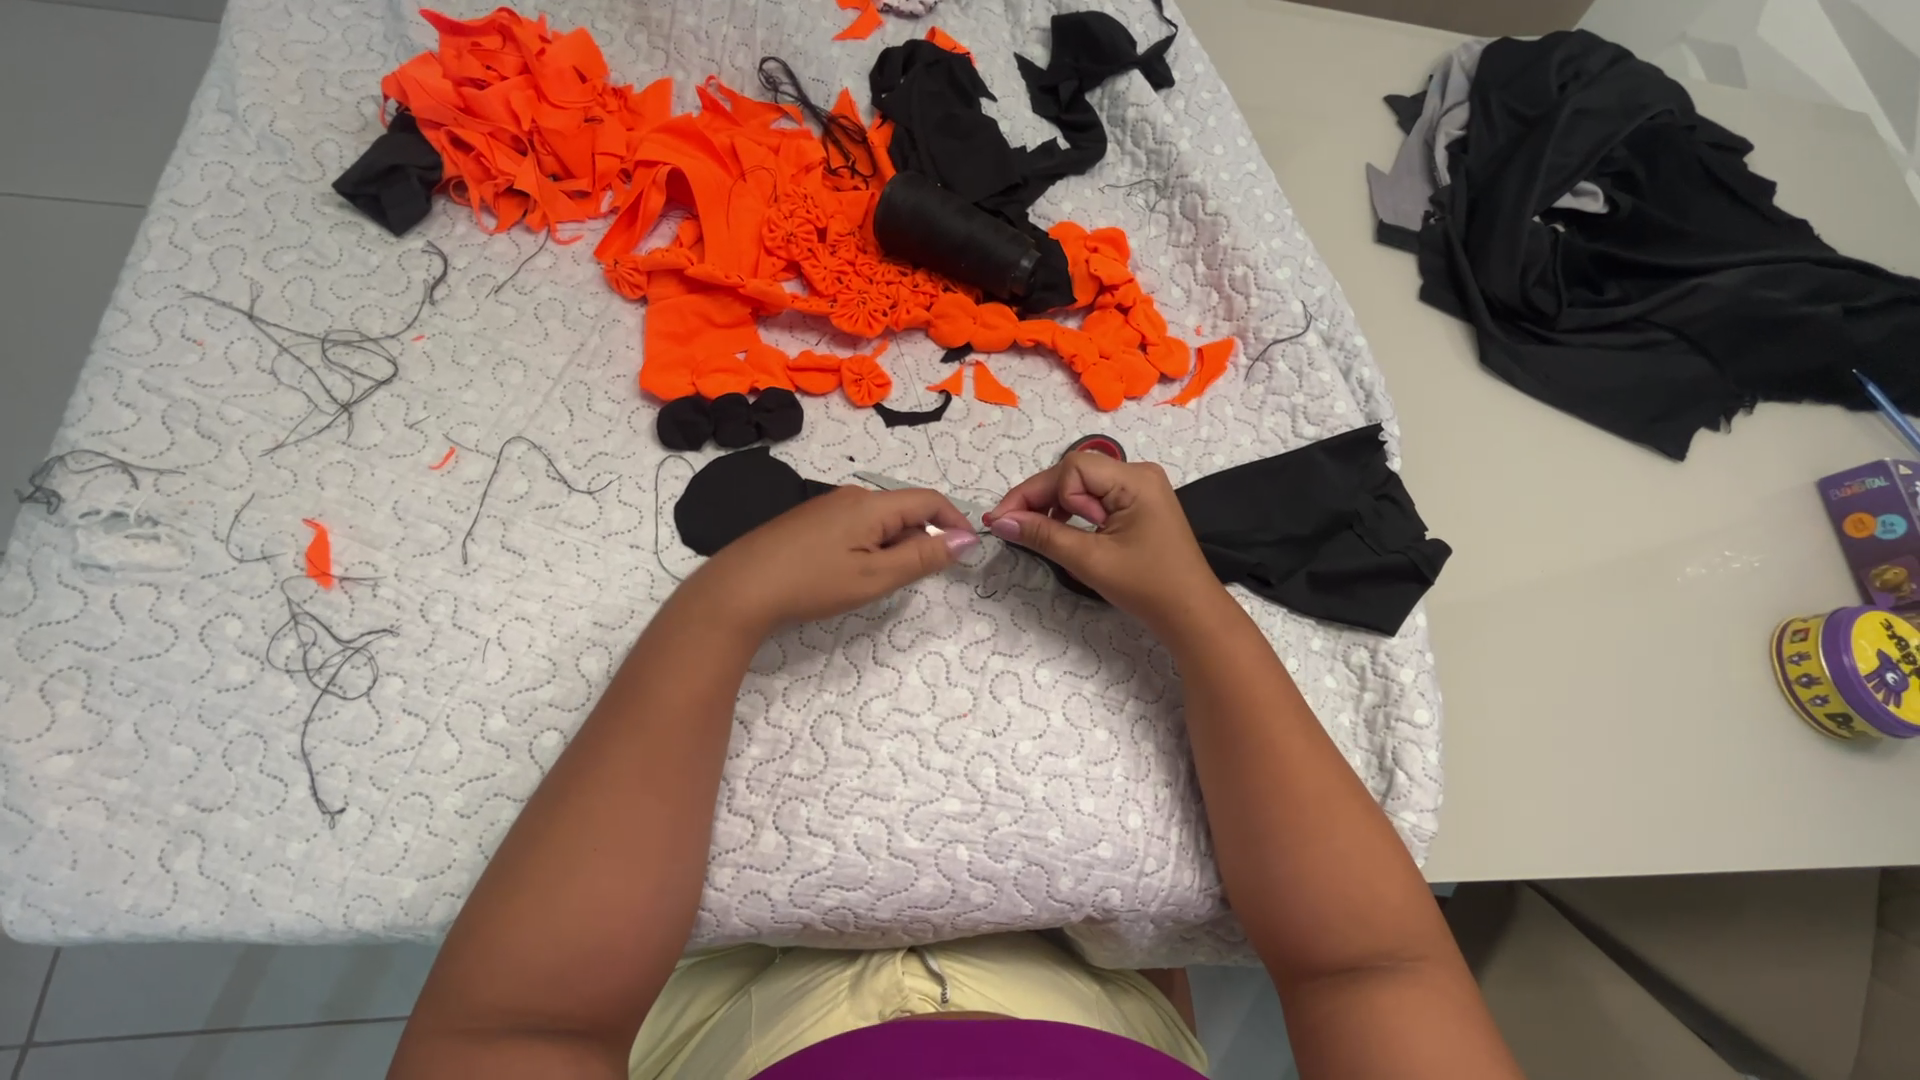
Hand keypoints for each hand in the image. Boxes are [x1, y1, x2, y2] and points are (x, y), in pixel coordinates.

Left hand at [691, 485, 977, 631]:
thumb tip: (966, 538)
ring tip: (871, 583)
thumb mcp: (876, 576)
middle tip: (907, 581)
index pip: (929, 501)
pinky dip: (866, 548)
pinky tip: (845, 576)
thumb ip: (924, 556)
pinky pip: (853, 528)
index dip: (954, 522)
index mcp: (872, 504)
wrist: (739, 589)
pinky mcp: (807, 522)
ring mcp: (825, 507)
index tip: (966, 552)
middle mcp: (851, 496)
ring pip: (877, 522)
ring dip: (891, 548)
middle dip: (919, 541)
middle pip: (903, 511)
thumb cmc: (812, 583)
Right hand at [984, 452, 1221, 627]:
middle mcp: (1139, 474)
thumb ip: (1043, 535)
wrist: (1190, 614)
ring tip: (1038, 534)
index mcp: (1134, 480)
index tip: (1007, 521)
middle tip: (1009, 527)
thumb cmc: (1146, 587)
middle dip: (1041, 499)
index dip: (1035, 491)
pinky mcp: (1138, 506)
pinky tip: (1063, 533)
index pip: (1071, 468)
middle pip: (1074, 473)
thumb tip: (999, 521)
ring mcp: (1140, 489)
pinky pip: (1096, 498)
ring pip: (1082, 485)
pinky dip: (1073, 513)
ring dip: (1055, 506)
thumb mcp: (1089, 560)